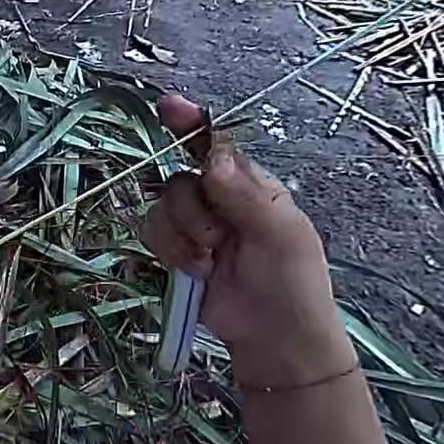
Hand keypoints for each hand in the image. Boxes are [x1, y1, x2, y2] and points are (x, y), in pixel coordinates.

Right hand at [143, 94, 356, 387]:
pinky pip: (151, 232)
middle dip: (193, 214)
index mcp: (249, 185)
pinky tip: (194, 269)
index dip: (190, 124)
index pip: (215, 146)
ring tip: (209, 262)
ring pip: (161, 208)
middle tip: (218, 242)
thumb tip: (212, 156)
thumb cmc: (292, 282)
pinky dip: (168, 251)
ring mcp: (194, 225)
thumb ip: (247, 194)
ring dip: (181, 238)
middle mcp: (217, 198)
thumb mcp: (282, 234)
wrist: (272, 336)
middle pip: (179, 181)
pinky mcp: (174, 249)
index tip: (167, 106)